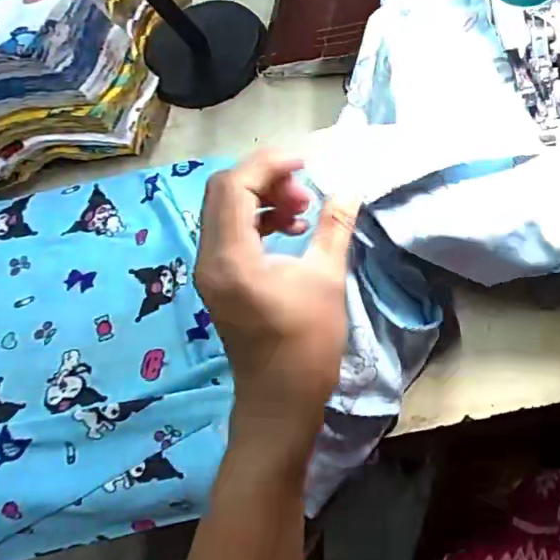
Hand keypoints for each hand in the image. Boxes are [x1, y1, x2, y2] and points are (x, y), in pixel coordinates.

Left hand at [195, 150, 359, 462]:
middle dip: (267, 178)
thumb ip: (333, 226)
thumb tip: (348, 189)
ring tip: (302, 210)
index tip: (307, 161)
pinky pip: (231, 232)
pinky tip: (290, 230)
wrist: (280, 399)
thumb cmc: (307, 342)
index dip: (270, 163)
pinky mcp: (220, 280)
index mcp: (232, 256)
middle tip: (306, 189)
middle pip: (224, 192)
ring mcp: (211, 271)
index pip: (236, 186)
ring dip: (263, 198)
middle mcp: (210, 258)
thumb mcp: (327, 278)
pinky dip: (258, 220)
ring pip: (226, 210)